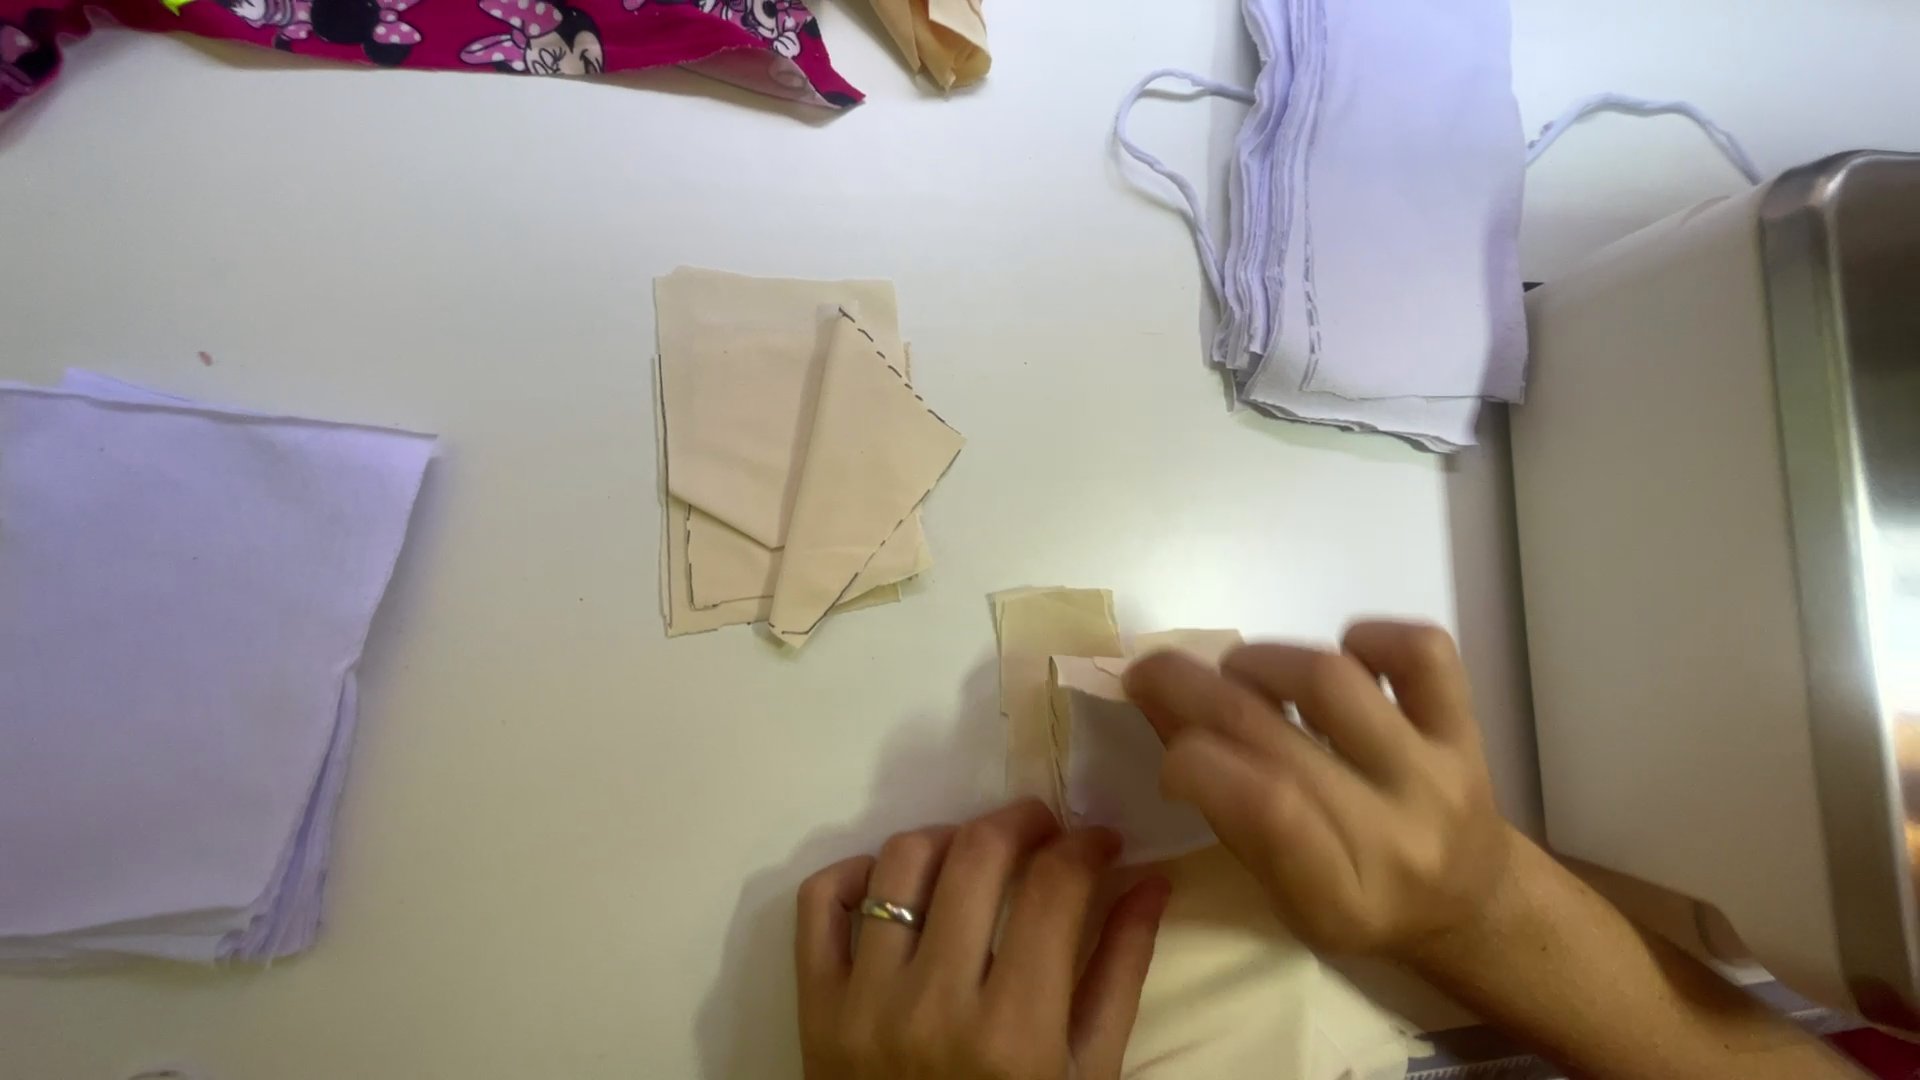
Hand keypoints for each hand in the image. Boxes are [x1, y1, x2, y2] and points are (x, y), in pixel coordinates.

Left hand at [794, 800, 1170, 1079]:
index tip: (1099, 840)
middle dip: (1021, 822)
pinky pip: (820, 900)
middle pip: (976, 854)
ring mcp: (861, 1004)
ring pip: (900, 860)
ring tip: (973, 858)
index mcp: (1013, 1037)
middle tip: (1042, 830)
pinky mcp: (813, 1007)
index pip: (1054, 889)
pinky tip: (894, 886)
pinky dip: (856, 872)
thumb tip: (1151, 879)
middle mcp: (931, 1008)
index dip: (1086, 844)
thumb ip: (1119, 973)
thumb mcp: (1085, 1076)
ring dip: (947, 839)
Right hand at [1123, 621, 1513, 961]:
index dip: (1194, 762)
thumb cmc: (1352, 902)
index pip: (1264, 809)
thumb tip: (1156, 705)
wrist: (1471, 907)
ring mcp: (1439, 772)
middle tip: (1150, 673)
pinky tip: (1341, 654)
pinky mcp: (1465, 728)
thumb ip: (1218, 801)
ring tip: (1239, 672)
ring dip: (1259, 661)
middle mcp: (1398, 833)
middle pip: (1276, 734)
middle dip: (1189, 689)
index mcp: (1341, 897)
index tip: (1169, 756)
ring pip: (1331, 680)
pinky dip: (1368, 636)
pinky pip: (1421, 651)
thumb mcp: (1275, 885)